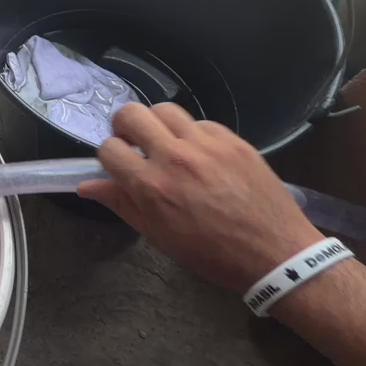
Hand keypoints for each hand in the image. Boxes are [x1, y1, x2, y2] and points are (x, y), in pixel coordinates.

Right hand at [78, 103, 322, 292]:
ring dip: (157, 123)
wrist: (279, 256)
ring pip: (164, 109)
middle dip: (124, 126)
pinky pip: (200, 122)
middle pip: (130, 113)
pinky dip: (193, 133)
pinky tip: (201, 153)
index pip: (108, 149)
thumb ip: (121, 203)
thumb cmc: (211, 253)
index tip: (121, 167)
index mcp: (152, 186)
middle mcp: (174, 158)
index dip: (109, 157)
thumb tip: (86, 185)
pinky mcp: (233, 141)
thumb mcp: (158, 235)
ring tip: (166, 142)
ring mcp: (206, 145)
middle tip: (135, 143)